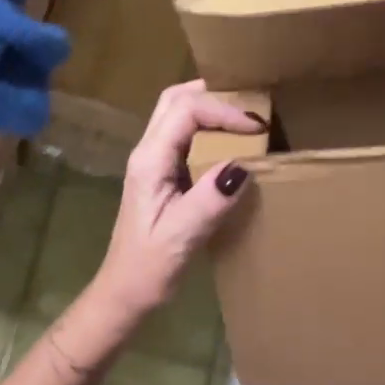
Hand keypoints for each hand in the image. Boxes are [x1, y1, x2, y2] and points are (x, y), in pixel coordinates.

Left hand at [95, 81, 264, 314]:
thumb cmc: (149, 267)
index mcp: (149, 160)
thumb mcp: (182, 235)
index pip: (185, 110)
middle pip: (175, 100)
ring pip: (176, 114)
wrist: (125, 290)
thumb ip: (210, 199)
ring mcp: (152, 162)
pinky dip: (207, 127)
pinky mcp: (161, 174)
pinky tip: (230, 142)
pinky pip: (183, 135)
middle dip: (213, 94)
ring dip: (209, 107)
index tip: (258, 129)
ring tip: (245, 117)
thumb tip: (242, 165)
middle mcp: (147, 152)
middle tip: (252, 105)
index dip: (223, 110)